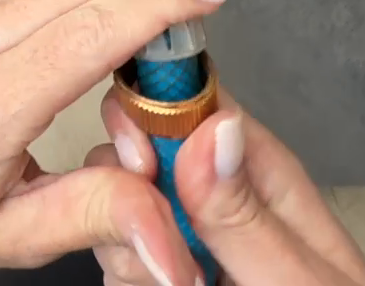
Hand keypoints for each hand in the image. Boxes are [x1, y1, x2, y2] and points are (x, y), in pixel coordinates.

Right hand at [86, 91, 364, 285]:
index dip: (149, 112)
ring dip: (124, 240)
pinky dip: (121, 267)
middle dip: (126, 187)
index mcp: (255, 168)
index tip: (137, 160)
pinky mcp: (153, 262)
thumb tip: (209, 126)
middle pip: (134, 140)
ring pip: (111, 192)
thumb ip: (248, 213)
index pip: (188, 98)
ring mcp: (179, 225)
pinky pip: (109, 243)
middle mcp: (210, 187)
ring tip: (174, 284)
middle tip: (164, 249)